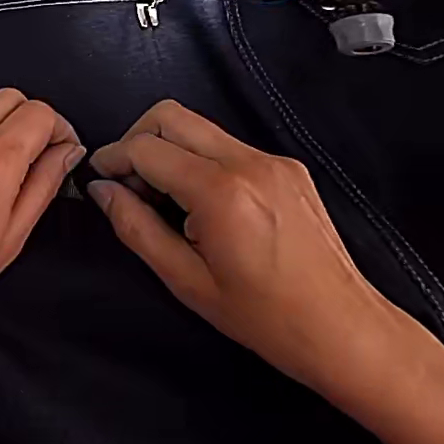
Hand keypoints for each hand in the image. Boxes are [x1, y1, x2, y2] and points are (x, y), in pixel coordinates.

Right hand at [86, 101, 434, 402]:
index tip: (98, 176)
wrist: (345, 328)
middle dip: (137, 138)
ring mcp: (271, 157)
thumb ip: (136, 227)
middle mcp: (247, 160)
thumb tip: (101, 190)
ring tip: (164, 197)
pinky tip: (204, 202)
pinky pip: (228, 145)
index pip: (147, 147)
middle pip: (171, 115)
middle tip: (127, 181)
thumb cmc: (264, 318)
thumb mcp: (187, 282)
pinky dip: (200, 159)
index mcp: (220, 191)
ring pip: (199, 126)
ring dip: (169, 148)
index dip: (113, 157)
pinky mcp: (288, 163)